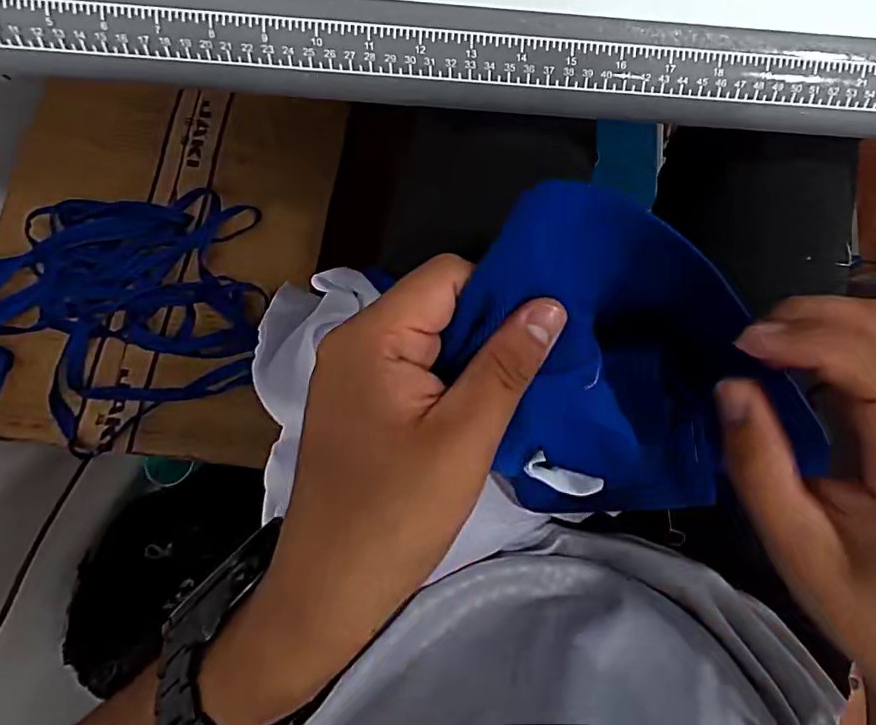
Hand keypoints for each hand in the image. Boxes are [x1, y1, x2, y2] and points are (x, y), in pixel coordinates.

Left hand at [201, 255, 565, 723]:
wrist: (325, 599)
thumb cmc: (395, 516)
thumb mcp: (464, 437)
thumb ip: (507, 363)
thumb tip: (551, 303)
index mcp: (373, 335)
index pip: (448, 275)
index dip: (497, 292)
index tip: (536, 330)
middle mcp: (356, 339)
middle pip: (439, 301)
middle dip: (489, 326)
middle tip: (530, 365)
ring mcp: (354, 369)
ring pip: (432, 333)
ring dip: (473, 355)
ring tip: (509, 388)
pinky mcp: (360, 397)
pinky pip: (417, 363)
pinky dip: (452, 376)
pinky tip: (477, 406)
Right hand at [716, 297, 875, 724]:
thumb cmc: (858, 600)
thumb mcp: (792, 546)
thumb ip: (757, 465)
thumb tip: (730, 384)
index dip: (813, 341)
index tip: (748, 343)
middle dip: (814, 317)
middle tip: (752, 340)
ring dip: (827, 318)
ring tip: (772, 341)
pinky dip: (840, 333)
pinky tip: (802, 355)